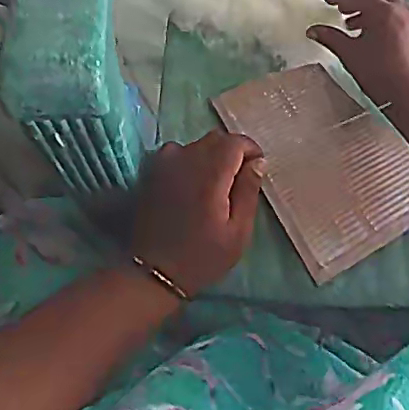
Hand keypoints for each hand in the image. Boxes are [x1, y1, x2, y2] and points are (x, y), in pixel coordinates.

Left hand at [131, 130, 265, 295]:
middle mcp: (184, 157)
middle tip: (237, 181)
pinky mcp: (151, 168)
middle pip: (215, 139)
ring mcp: (164, 161)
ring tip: (213, 186)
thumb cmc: (201, 256)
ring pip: (196, 145)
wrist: (152, 270)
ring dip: (209, 157)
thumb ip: (248, 191)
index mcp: (209, 172)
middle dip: (231, 153)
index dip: (250, 151)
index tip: (256, 168)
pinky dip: (189, 162)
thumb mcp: (237, 232)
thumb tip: (258, 162)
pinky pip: (177, 153)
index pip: (235, 142)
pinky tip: (190, 187)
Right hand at [308, 0, 408, 105]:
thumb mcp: (349, 54)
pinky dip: (384, 18)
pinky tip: (373, 36)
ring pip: (389, 5)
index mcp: (382, 12)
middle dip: (358, 0)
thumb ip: (330, 37)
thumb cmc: (380, 73)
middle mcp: (400, 11)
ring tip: (354, 25)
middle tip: (342, 9)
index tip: (329, 1)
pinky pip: (399, 16)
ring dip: (371, 9)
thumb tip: (313, 30)